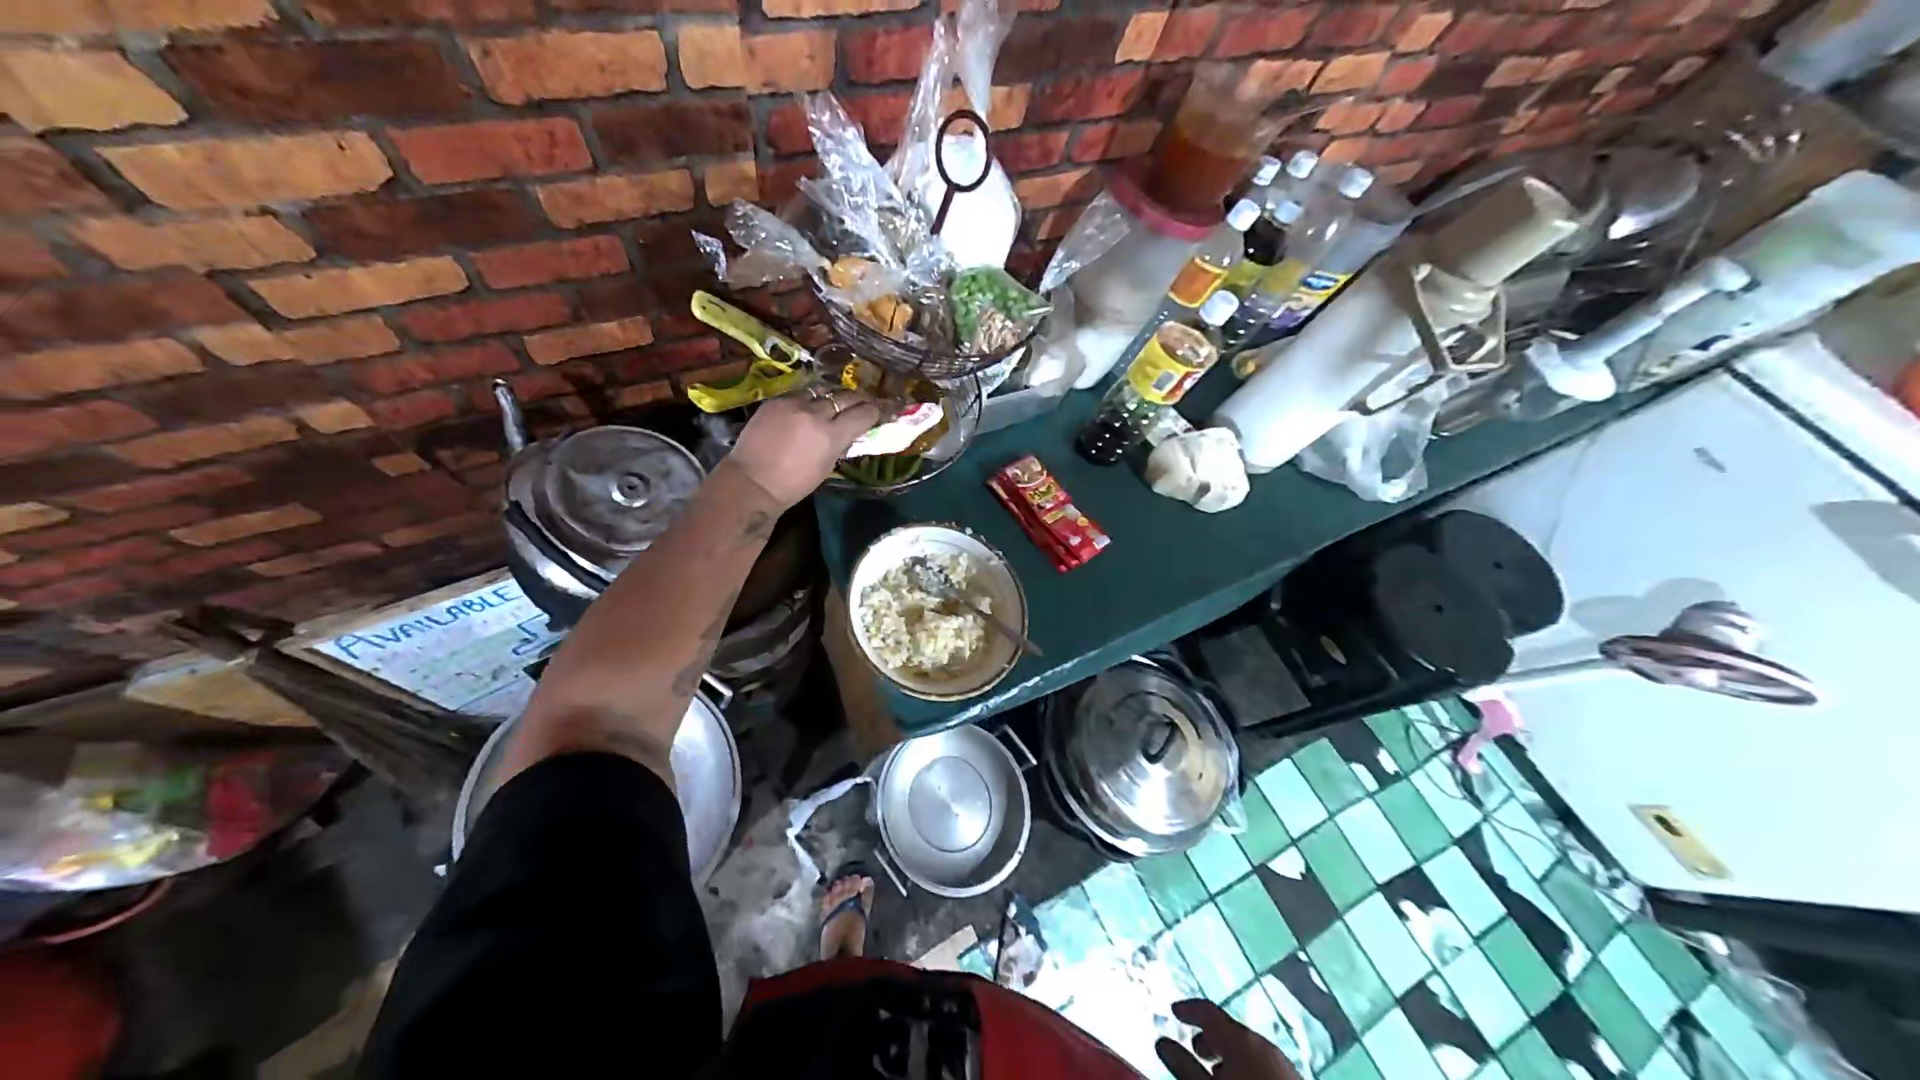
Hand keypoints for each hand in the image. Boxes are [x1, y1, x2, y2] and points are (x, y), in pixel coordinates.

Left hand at [725, 388, 879, 508]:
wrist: (752, 481)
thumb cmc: (793, 484)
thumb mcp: (826, 465)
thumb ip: (839, 443)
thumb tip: (848, 431)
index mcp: (832, 435)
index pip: (863, 413)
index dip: (873, 411)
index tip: (876, 411)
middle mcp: (815, 413)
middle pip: (844, 396)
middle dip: (856, 399)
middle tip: (861, 401)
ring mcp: (793, 403)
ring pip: (821, 391)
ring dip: (829, 397)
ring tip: (831, 402)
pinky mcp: (775, 400)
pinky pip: (798, 395)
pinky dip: (805, 401)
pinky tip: (804, 409)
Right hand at [1156, 999, 1301, 1079]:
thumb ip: (1184, 1066)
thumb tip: (1161, 1042)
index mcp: (1239, 1039)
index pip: (1209, 1011)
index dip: (1189, 1009)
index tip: (1174, 1011)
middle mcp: (1262, 1044)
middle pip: (1230, 1030)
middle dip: (1209, 1036)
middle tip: (1195, 1048)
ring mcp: (1282, 1064)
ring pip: (1247, 1049)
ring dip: (1228, 1054)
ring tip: (1216, 1073)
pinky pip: (1262, 1063)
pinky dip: (1245, 1066)